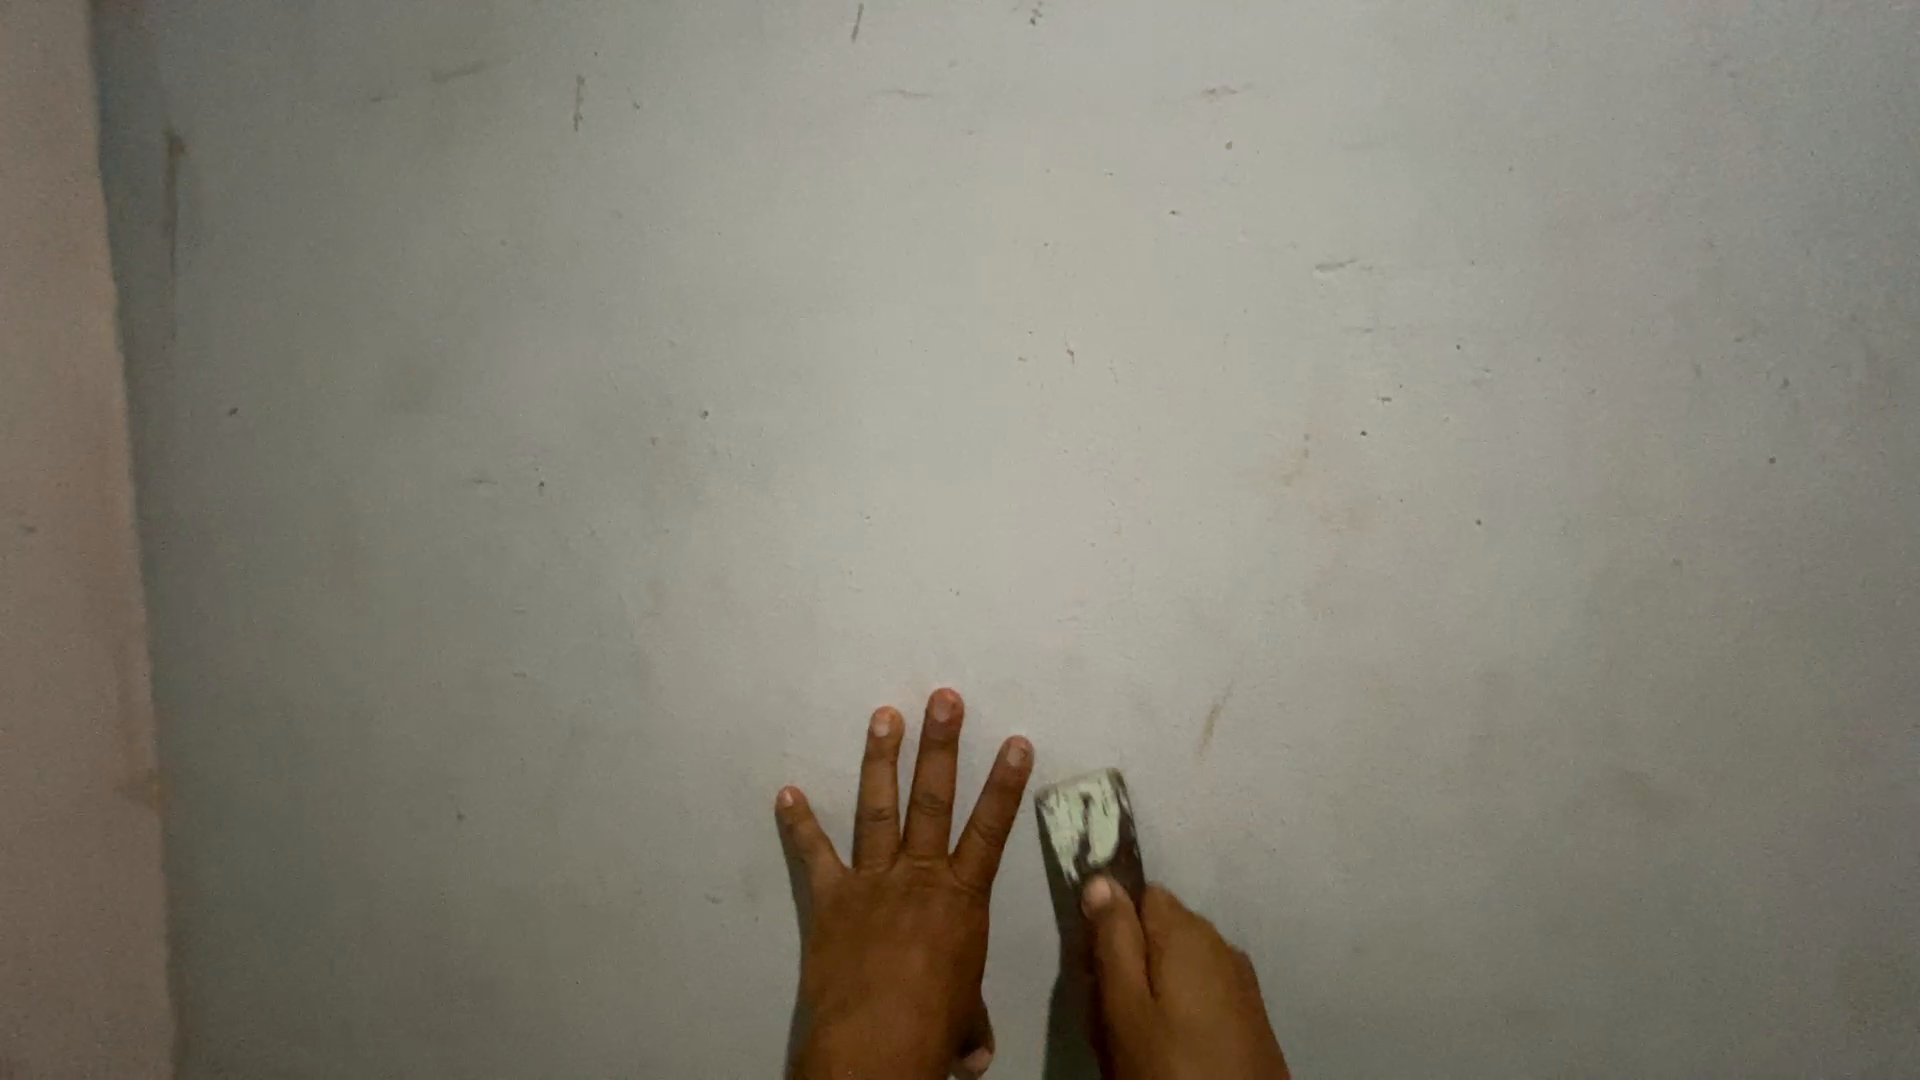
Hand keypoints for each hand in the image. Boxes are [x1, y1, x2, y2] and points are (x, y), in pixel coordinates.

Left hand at [778, 688, 1033, 1079]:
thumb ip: (968, 1017)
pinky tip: (786, 792)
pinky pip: (815, 855)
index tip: (1016, 740)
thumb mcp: (963, 1022)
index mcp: (960, 899)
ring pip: (879, 809)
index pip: (991, 830)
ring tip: (885, 714)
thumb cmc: (930, 1032)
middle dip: (940, 745)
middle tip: (944, 698)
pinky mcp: (831, 899)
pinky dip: (799, 824)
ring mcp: (872, 882)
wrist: (873, 1051)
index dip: (1005, 785)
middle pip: (932, 799)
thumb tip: (974, 1049)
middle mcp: (918, 876)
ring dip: (881, 760)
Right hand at [1083, 878, 1290, 1079]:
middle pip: (1161, 928)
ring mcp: (1240, 980)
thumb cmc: (1171, 1070)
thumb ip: (1112, 938)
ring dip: (1157, 990)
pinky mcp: (1252, 1016)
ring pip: (1181, 963)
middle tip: (1116, 1015)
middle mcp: (1219, 942)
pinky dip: (1185, 1011)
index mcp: (1187, 929)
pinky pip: (1205, 991)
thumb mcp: (1124, 1006)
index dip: (1115, 925)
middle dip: (1134, 960)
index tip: (1100, 970)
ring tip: (1142, 1041)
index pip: (1141, 893)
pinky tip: (1175, 1051)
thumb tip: (1101, 880)